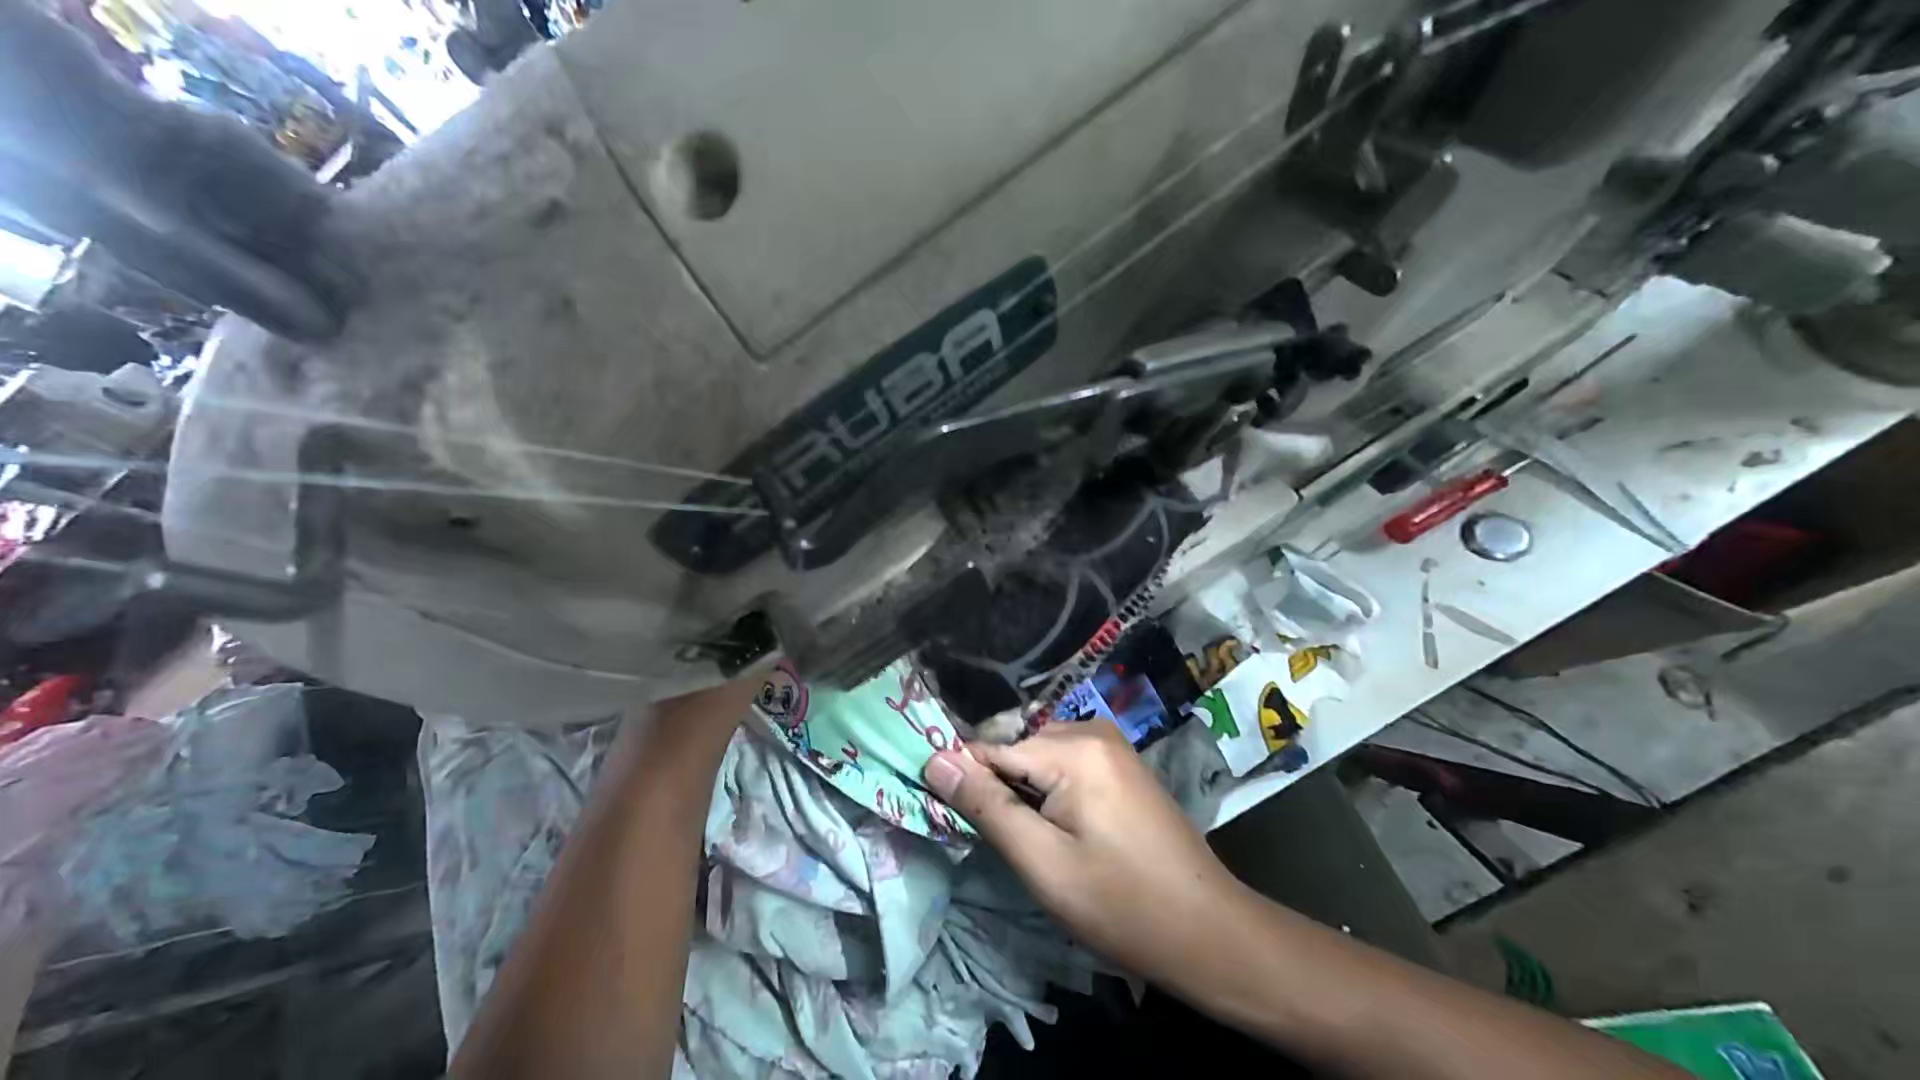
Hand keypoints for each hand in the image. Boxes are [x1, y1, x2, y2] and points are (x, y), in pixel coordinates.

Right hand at [923, 721, 1246, 983]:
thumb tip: (935, 759)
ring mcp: (1111, 745)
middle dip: (997, 790)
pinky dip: (1048, 793)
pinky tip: (1060, 832)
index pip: (989, 750)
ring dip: (1023, 795)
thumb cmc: (1121, 905)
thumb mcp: (1043, 864)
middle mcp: (1091, 731)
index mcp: (1073, 749)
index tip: (950, 821)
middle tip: (1008, 846)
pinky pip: (1063, 765)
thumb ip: (986, 806)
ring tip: (1035, 845)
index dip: (964, 784)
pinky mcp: (1120, 765)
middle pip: (1014, 751)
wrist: (1208, 931)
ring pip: (1036, 759)